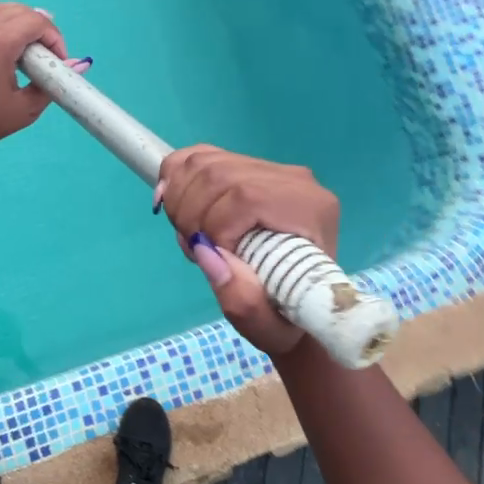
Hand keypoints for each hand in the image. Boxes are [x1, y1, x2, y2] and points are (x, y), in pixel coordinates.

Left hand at [0, 0, 73, 154]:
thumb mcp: (25, 109)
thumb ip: (52, 84)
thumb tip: (80, 65)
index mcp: (0, 41)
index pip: (38, 21)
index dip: (55, 38)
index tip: (59, 62)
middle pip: (22, 10)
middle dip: (41, 28)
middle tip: (48, 56)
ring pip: (3, 9)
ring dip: (22, 22)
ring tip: (30, 48)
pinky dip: (2, 19)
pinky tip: (7, 31)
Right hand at [157, 147, 340, 356]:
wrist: (297, 305)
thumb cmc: (286, 319)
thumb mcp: (268, 328)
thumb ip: (243, 301)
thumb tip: (206, 253)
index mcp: (309, 210)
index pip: (247, 195)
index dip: (215, 224)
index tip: (212, 257)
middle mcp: (295, 180)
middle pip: (220, 174)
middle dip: (191, 214)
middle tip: (193, 249)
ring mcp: (271, 169)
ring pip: (205, 162)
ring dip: (180, 200)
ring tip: (190, 236)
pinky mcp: (248, 167)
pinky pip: (203, 155)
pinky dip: (176, 176)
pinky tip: (174, 204)